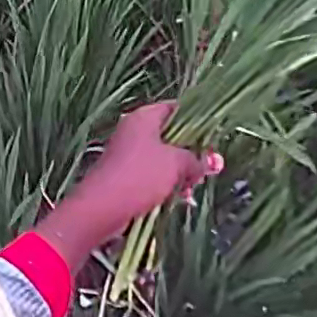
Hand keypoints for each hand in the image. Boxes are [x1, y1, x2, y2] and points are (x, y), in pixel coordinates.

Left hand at [34, 102, 222, 272]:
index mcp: (144, 117)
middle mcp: (134, 129)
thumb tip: (214, 161)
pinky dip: (166, 182)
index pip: (175, 108)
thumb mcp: (175, 164)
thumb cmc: (140, 176)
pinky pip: (152, 172)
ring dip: (180, 170)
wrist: (101, 207)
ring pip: (163, 155)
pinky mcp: (125, 173)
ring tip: (193, 187)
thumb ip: (197, 160)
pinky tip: (178, 197)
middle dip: (190, 151)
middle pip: (170, 133)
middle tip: (207, 167)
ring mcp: (128, 151)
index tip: (213, 137)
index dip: (196, 120)